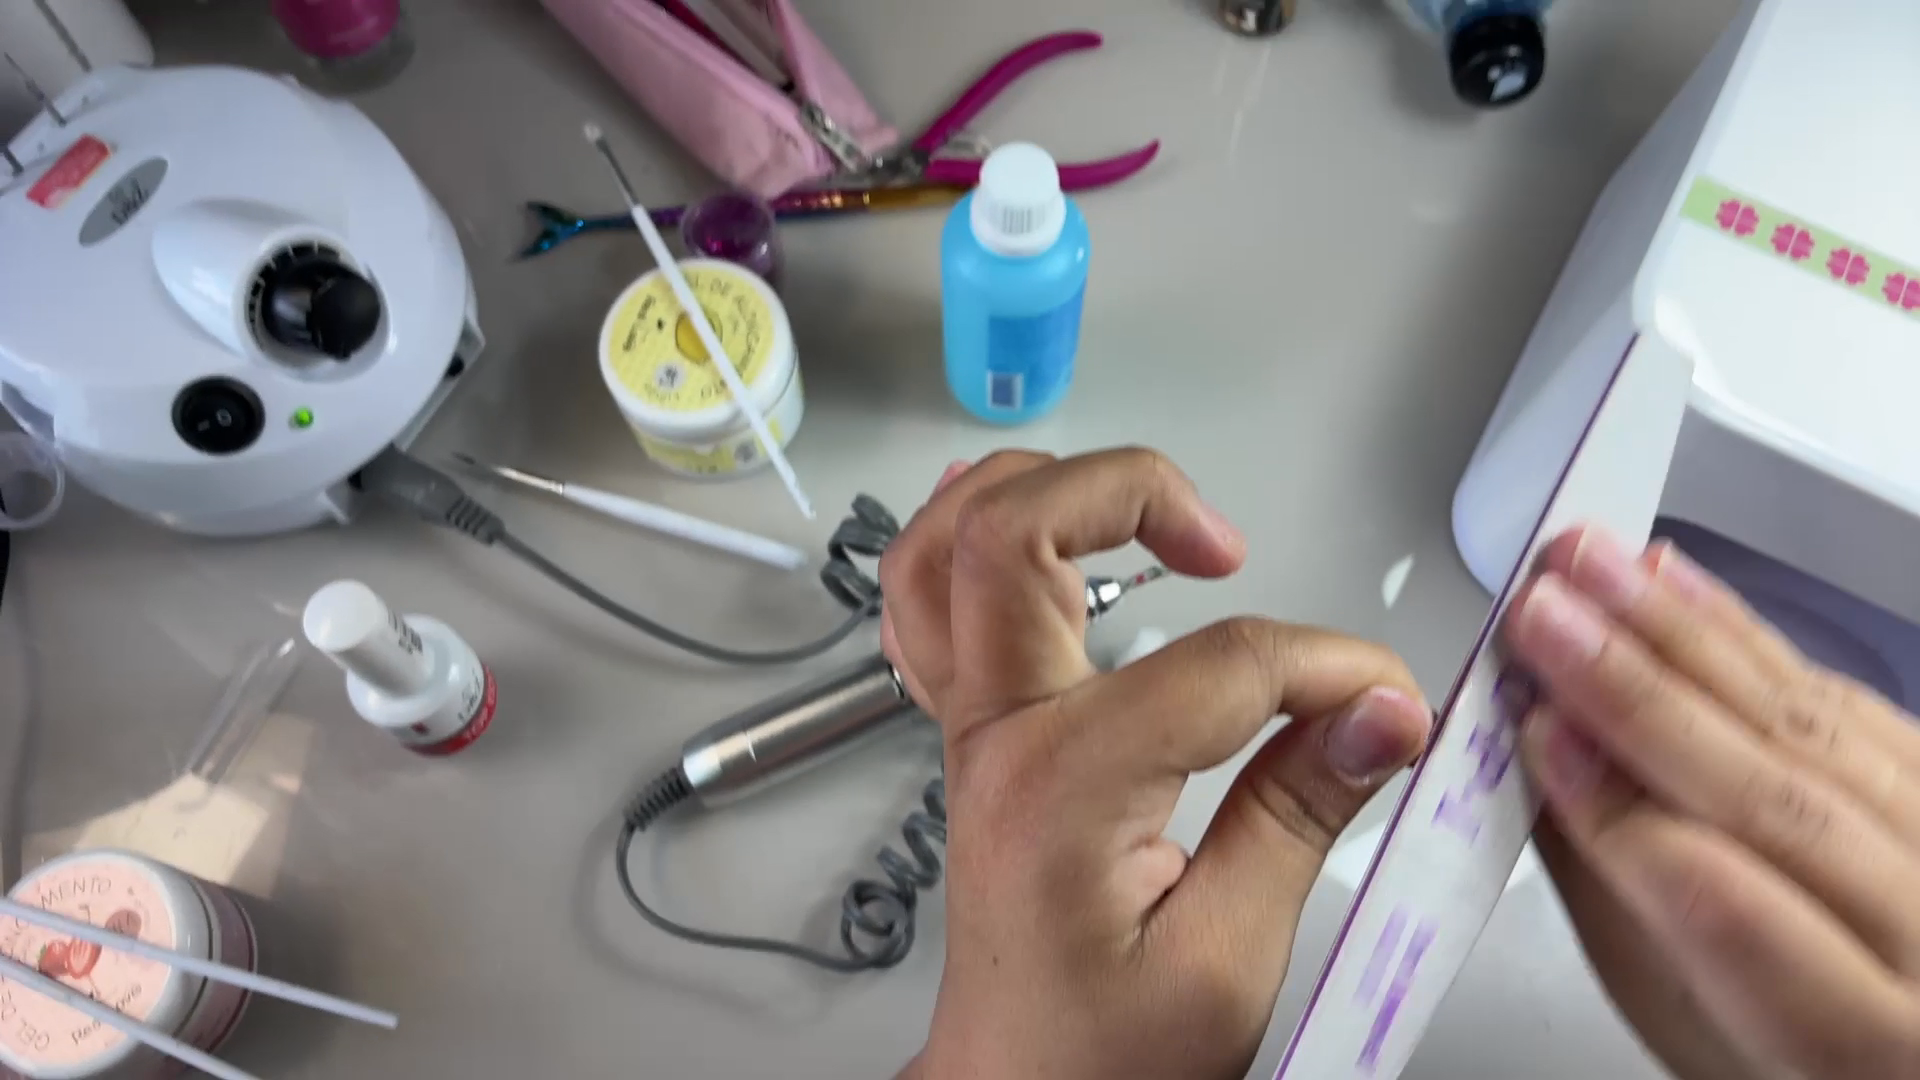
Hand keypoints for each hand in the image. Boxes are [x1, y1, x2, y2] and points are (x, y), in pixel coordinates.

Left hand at [879, 449, 1432, 1079]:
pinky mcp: (966, 719)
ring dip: (1027, 491)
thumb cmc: (1103, 1052)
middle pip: (1010, 536)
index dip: (1323, 665)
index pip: (1213, 666)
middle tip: (1219, 539)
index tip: (1382, 697)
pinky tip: (1019, 521)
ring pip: (940, 546)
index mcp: (1063, 783)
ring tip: (1118, 499)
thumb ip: (1299, 814)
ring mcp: (965, 713)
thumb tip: (1376, 713)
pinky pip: (922, 600)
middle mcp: (995, 725)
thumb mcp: (1230, 959)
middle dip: (1125, 490)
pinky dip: (963, 538)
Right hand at [1502, 528, 1919, 1078]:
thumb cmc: (1755, 1033)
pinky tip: (1671, 577)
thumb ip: (1603, 871)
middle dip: (1633, 690)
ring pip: (1814, 725)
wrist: (1885, 1015)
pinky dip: (1738, 627)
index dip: (1619, 809)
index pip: (1731, 910)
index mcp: (1862, 1043)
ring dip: (1679, 630)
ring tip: (1590, 563)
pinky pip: (1843, 694)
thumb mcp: (1662, 999)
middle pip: (1778, 797)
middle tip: (1543, 610)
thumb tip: (1541, 751)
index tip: (1534, 728)